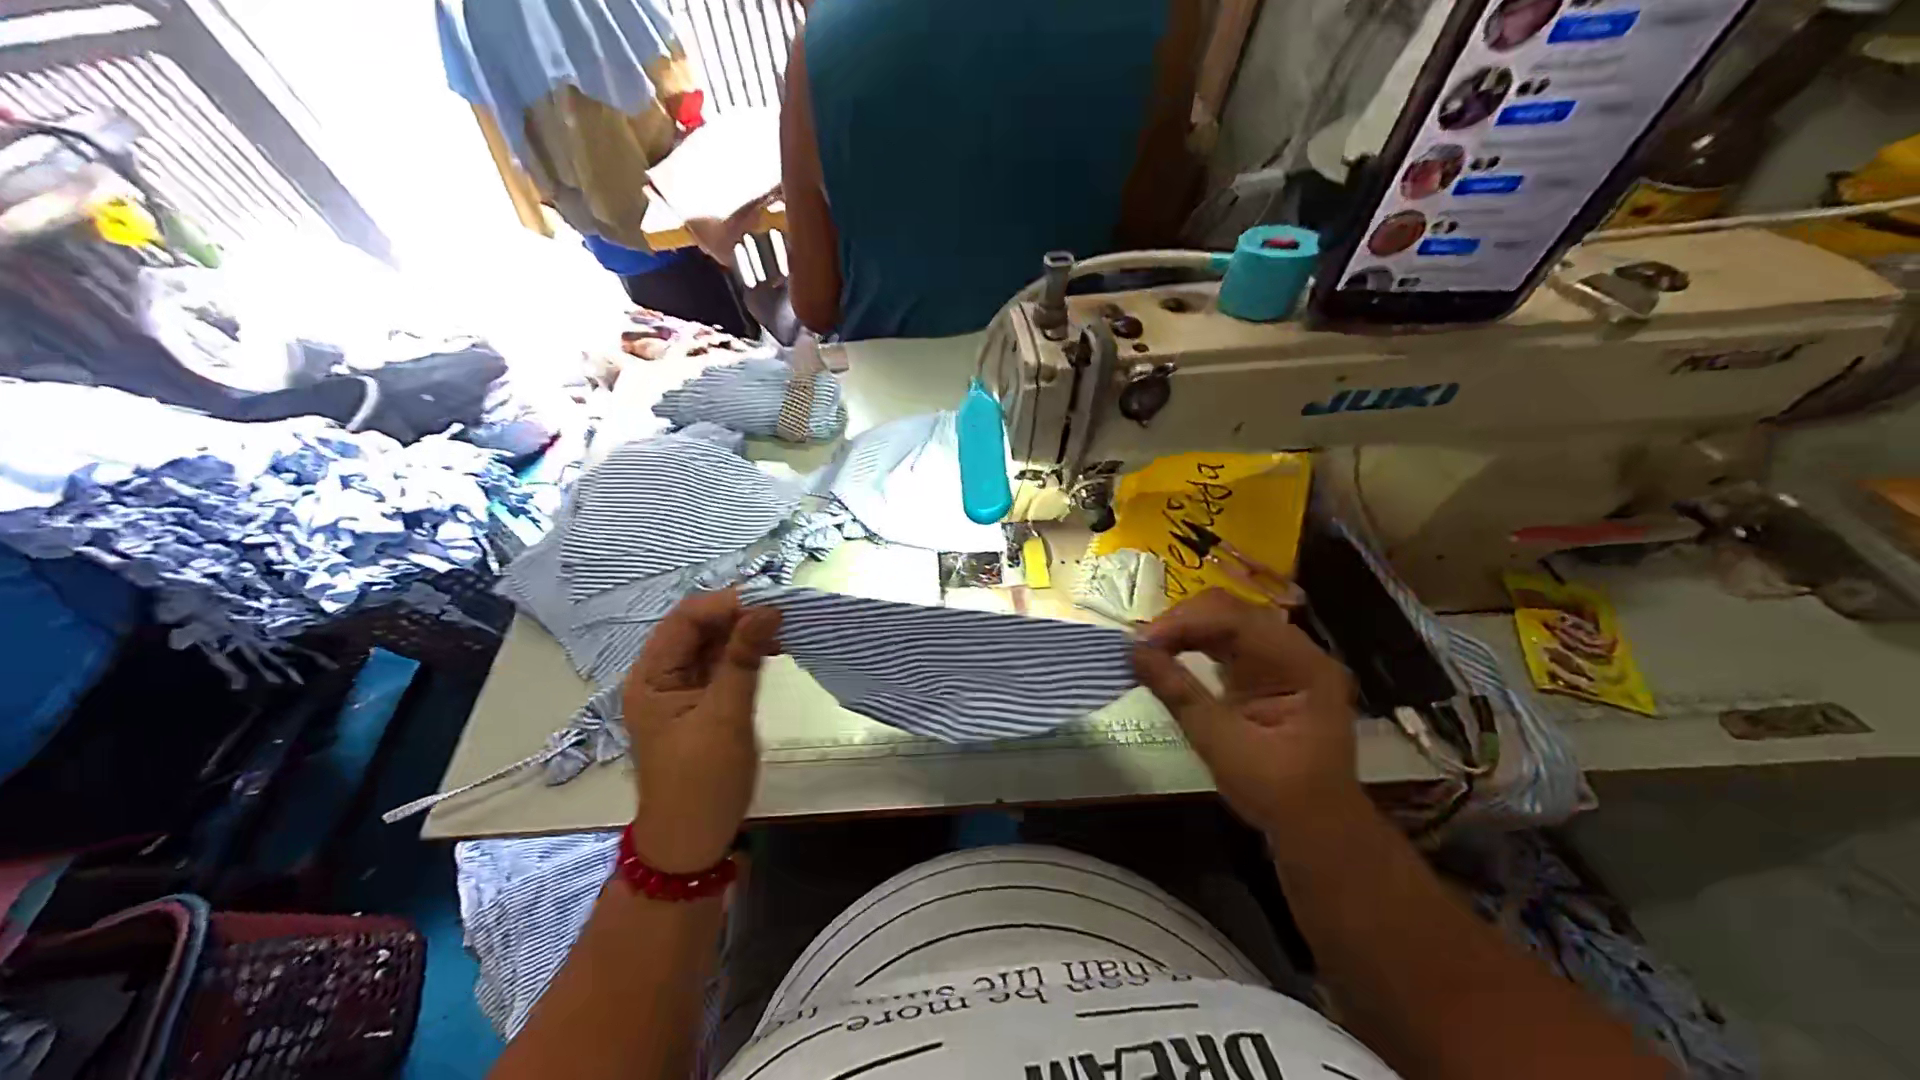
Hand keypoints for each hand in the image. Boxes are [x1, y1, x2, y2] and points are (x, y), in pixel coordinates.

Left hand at [621, 589, 781, 872]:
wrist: (693, 841)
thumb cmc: (703, 781)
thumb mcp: (726, 716)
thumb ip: (744, 658)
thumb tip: (769, 608)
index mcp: (652, 676)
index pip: (685, 619)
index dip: (726, 604)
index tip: (771, 603)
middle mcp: (661, 675)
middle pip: (698, 627)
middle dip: (739, 615)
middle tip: (784, 616)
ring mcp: (681, 688)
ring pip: (713, 643)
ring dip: (746, 632)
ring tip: (784, 630)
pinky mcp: (701, 702)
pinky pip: (722, 664)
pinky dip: (746, 653)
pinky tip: (773, 650)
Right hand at [1133, 589, 1363, 837]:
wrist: (1318, 829)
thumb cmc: (1277, 792)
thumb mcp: (1221, 744)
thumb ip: (1178, 692)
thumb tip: (1133, 651)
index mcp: (1302, 666)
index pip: (1238, 621)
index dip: (1185, 623)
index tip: (1142, 641)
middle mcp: (1300, 652)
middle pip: (1235, 612)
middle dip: (1183, 621)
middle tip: (1142, 644)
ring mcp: (1287, 660)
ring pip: (1230, 622)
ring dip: (1188, 629)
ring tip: (1150, 646)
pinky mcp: (1271, 671)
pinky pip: (1231, 642)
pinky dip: (1198, 643)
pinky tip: (1172, 651)